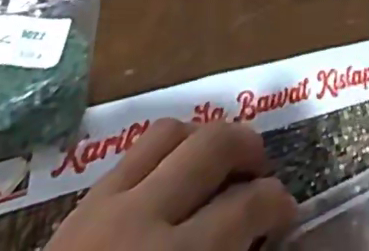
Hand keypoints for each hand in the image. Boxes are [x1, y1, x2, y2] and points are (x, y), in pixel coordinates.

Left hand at [47, 118, 297, 250]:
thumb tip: (256, 236)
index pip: (247, 207)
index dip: (278, 202)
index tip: (286, 210)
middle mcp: (146, 218)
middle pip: (213, 146)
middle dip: (250, 147)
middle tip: (261, 171)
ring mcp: (109, 203)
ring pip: (171, 132)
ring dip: (205, 137)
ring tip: (219, 160)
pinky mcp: (82, 202)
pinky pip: (133, 150)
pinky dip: (165, 150)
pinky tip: (174, 171)